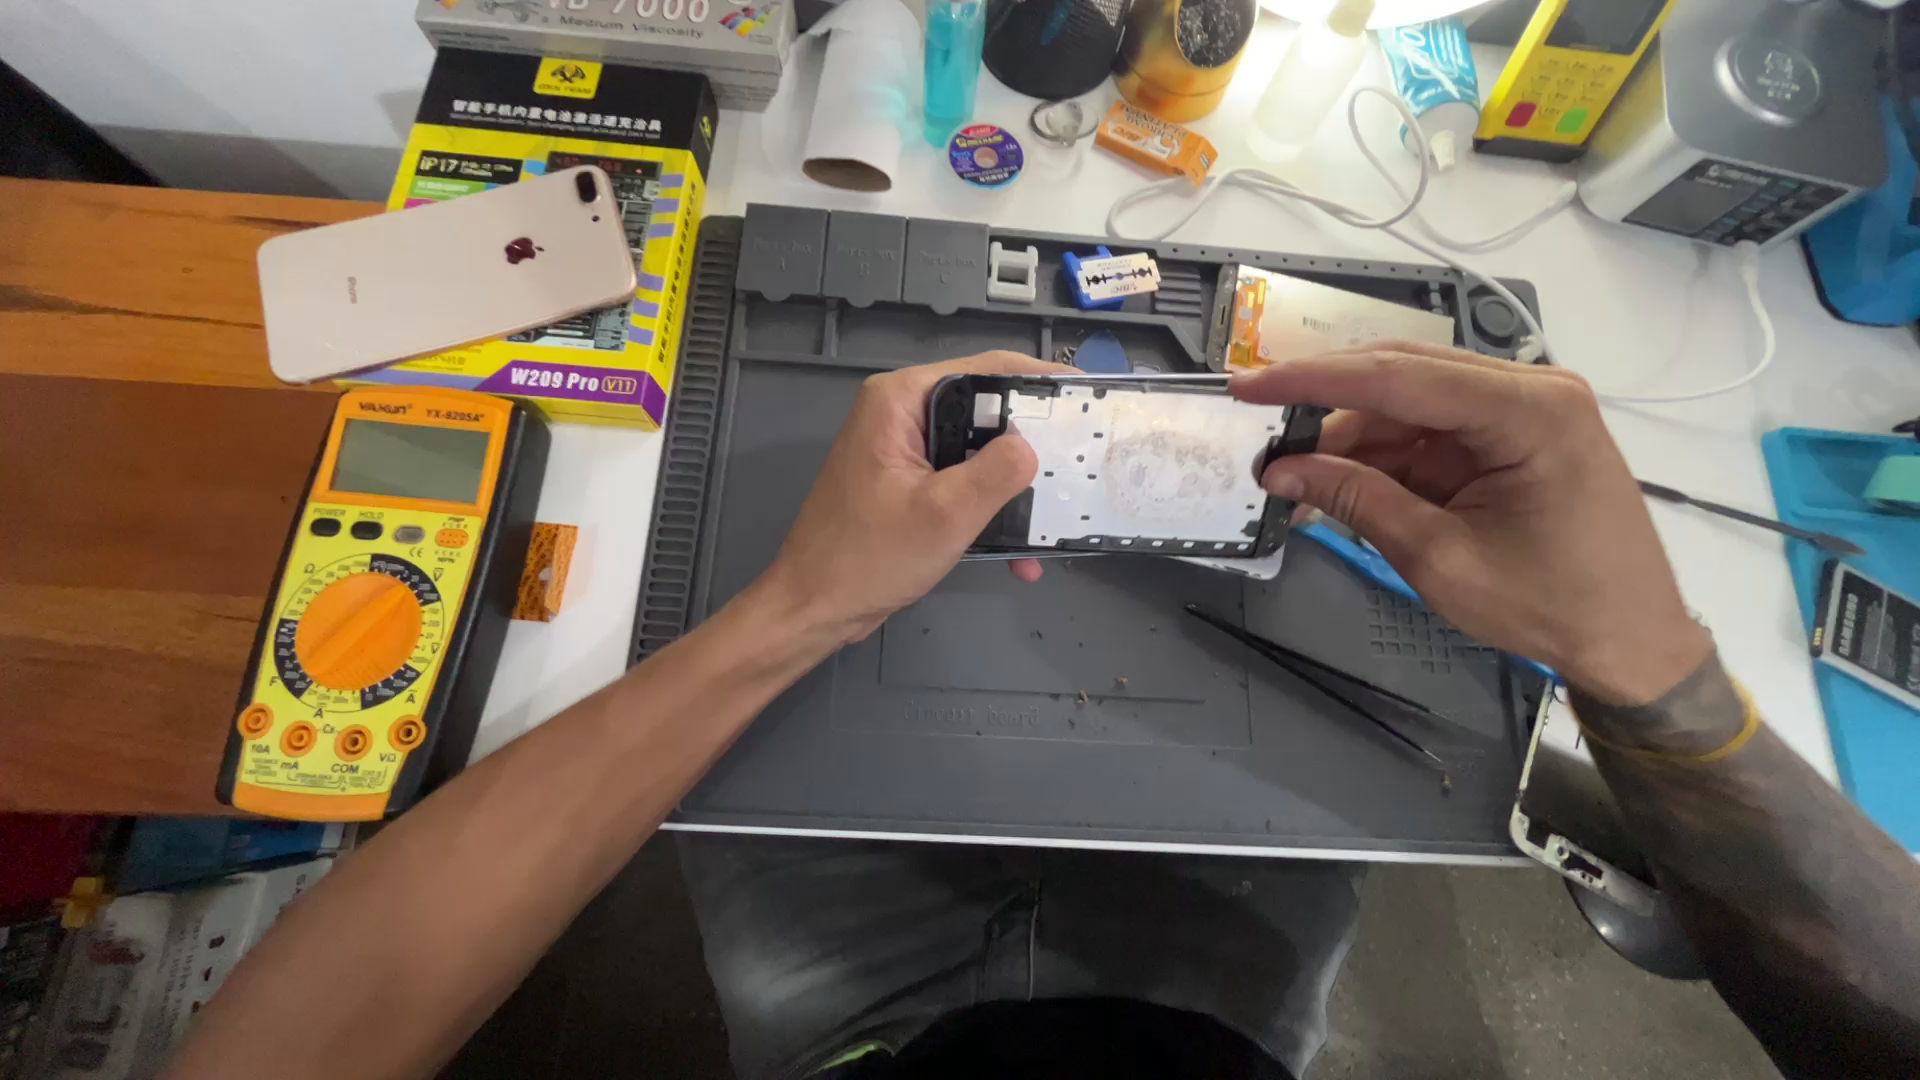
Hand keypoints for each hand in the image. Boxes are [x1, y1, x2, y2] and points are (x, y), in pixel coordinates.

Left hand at [757, 352, 1061, 644]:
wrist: (815, 609)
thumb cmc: (870, 557)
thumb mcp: (945, 514)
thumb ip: (996, 472)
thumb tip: (1030, 447)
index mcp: (901, 401)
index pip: (984, 369)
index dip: (1038, 381)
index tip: (1084, 398)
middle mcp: (901, 416)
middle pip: (984, 413)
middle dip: (1031, 443)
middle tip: (1081, 461)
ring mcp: (903, 454)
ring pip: (976, 455)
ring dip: (1013, 490)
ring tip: (1058, 514)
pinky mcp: (907, 488)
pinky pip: (960, 487)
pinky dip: (988, 514)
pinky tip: (1019, 555)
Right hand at [1233, 342, 1710, 704]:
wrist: (1628, 640)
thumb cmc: (1548, 604)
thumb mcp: (1438, 556)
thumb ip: (1358, 500)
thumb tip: (1278, 471)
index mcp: (1528, 411)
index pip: (1397, 376)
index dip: (1311, 379)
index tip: (1246, 386)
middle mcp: (1524, 391)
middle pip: (1396, 375)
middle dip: (1319, 398)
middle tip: (1250, 414)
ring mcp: (1511, 411)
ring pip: (1398, 402)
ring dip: (1340, 436)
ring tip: (1284, 470)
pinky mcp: (1496, 437)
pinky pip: (1415, 430)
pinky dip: (1367, 454)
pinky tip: (1327, 479)